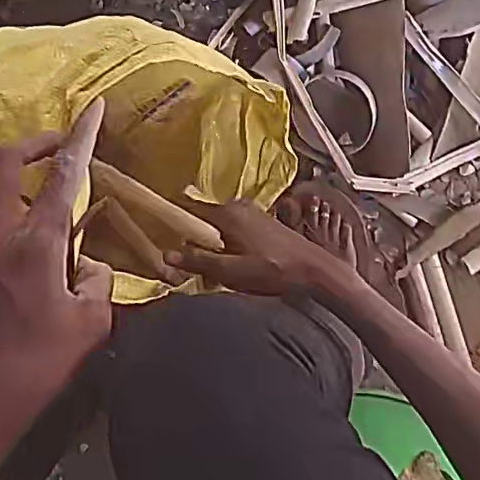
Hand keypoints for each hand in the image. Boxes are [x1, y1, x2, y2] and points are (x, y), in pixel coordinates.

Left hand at [0, 98, 114, 445]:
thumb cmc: (33, 367)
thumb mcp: (89, 326)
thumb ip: (95, 280)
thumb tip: (85, 263)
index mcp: (35, 242)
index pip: (64, 173)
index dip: (82, 134)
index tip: (93, 106)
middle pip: (6, 163)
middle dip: (36, 143)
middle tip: (62, 147)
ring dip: (25, 196)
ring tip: (57, 235)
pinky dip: (13, 235)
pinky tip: (29, 277)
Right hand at [168, 197, 359, 300]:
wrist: (316, 272)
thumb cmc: (275, 272)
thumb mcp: (233, 272)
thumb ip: (200, 262)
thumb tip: (167, 255)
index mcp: (228, 214)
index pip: (190, 210)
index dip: (176, 222)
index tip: (163, 234)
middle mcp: (239, 207)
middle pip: (205, 220)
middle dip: (196, 240)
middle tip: (194, 265)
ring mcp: (253, 213)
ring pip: (221, 227)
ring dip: (214, 245)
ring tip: (217, 270)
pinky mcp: (264, 223)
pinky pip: (235, 230)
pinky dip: (229, 245)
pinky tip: (236, 265)